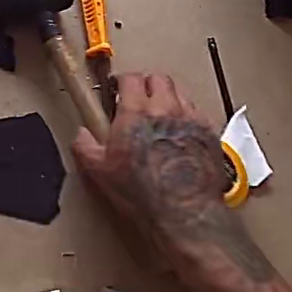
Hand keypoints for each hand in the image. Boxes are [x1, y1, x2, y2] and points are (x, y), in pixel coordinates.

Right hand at [71, 72, 231, 255]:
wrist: (184, 213)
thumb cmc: (143, 193)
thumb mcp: (100, 171)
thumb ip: (84, 146)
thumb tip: (81, 134)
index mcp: (135, 113)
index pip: (130, 78)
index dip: (122, 81)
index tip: (117, 89)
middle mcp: (165, 109)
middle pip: (158, 78)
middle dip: (147, 84)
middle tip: (139, 98)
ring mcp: (191, 119)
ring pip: (180, 93)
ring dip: (168, 98)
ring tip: (160, 115)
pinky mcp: (210, 134)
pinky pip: (197, 113)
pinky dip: (187, 116)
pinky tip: (180, 132)